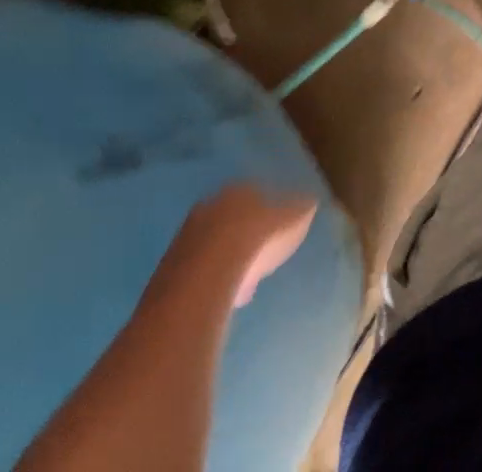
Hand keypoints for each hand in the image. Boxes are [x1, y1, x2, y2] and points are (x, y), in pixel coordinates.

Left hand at [178, 184, 318, 306]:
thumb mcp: (297, 218)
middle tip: (263, 251)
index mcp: (239, 190)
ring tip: (249, 276)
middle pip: (231, 218)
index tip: (280, 226)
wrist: (209, 272)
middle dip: (246, 233)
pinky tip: (232, 290)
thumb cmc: (261, 235)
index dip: (270, 209)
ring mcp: (186, 237)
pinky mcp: (173, 267)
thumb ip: (302, 208)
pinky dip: (218, 276)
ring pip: (215, 244)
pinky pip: (203, 268)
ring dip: (231, 257)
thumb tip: (308, 202)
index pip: (256, 193)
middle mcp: (210, 207)